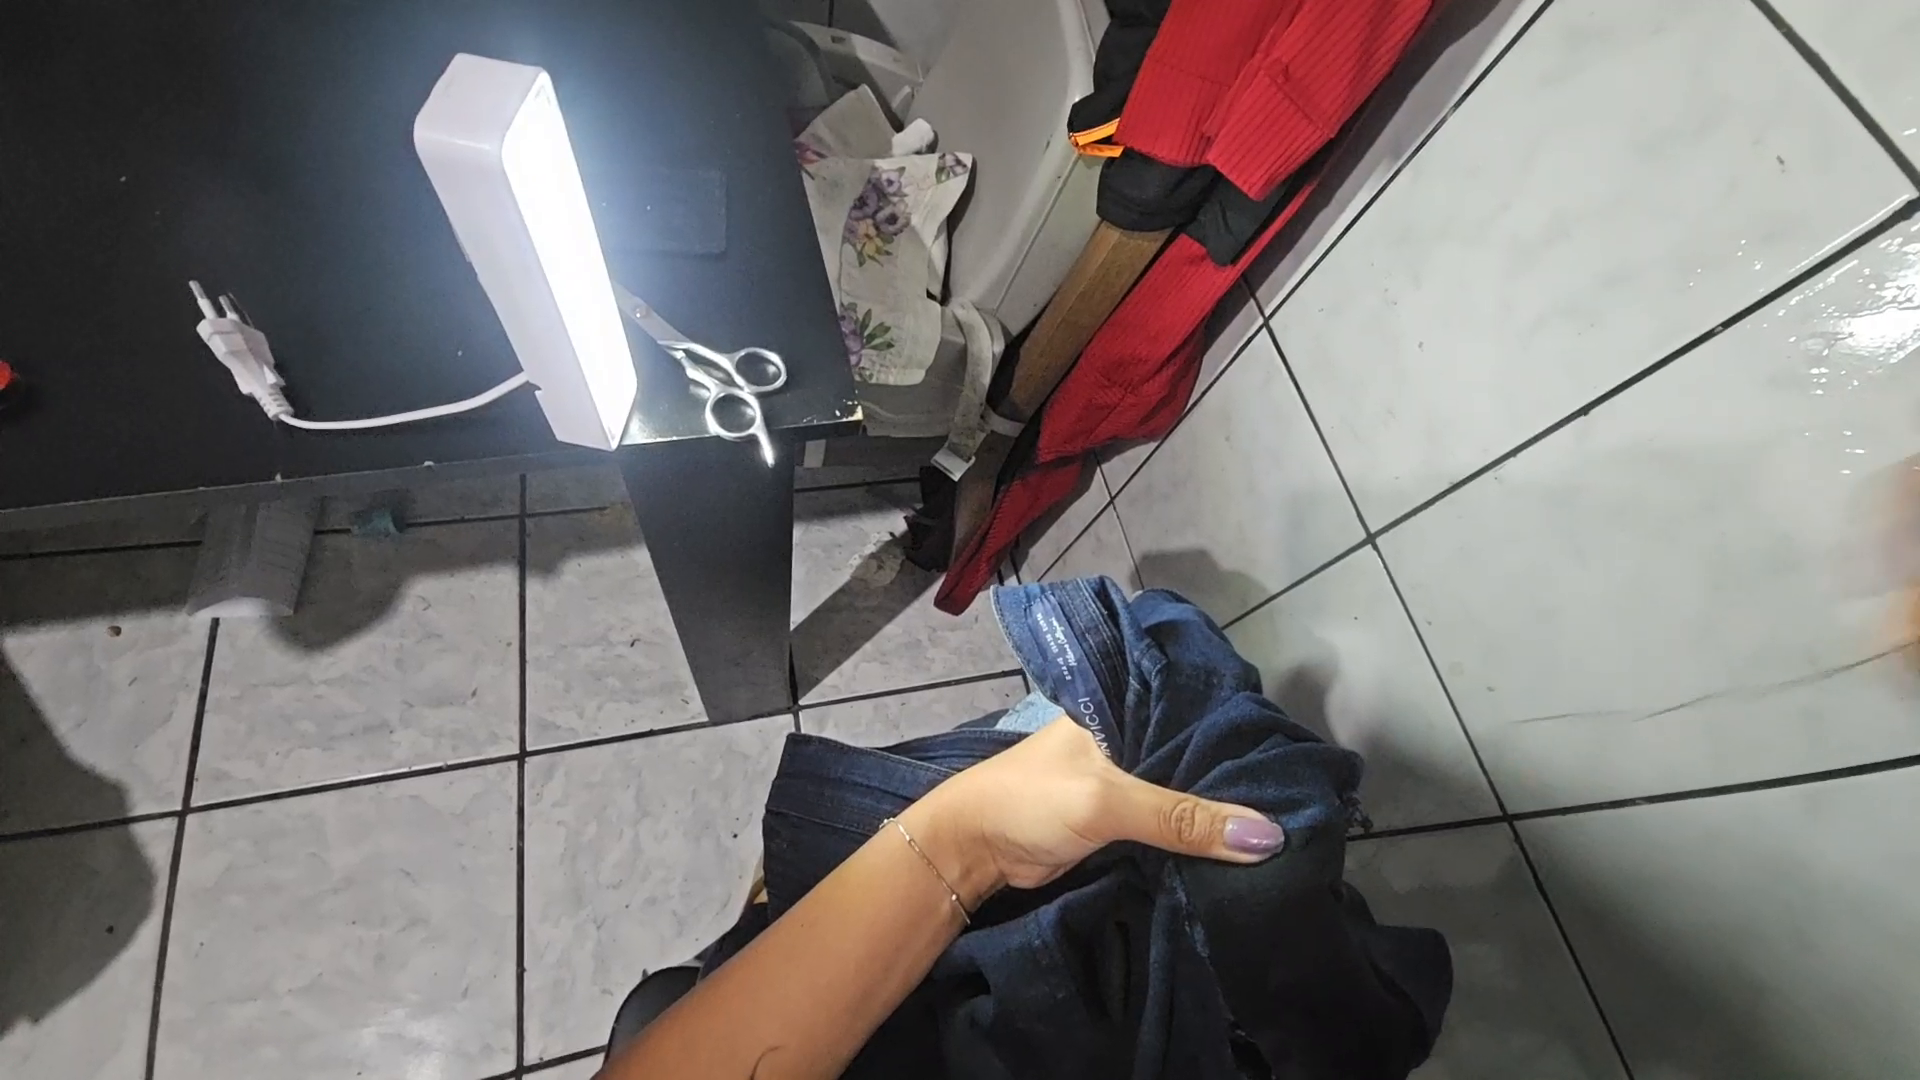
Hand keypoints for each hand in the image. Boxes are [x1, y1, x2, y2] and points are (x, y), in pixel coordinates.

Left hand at [898, 716, 1286, 906]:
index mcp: (1118, 708)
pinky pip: (1169, 820)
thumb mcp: (1106, 801)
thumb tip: (1269, 836)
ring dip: (1217, 808)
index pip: (1188, 708)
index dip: (1234, 726)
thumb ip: (1180, 815)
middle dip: (1232, 772)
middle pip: (1190, 751)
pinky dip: (1196, 833)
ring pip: (1182, 788)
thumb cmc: (1033, 799)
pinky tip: (1238, 846)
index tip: (1291, 749)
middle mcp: (1124, 735)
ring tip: (1285, 820)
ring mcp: (1121, 778)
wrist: (976, 848)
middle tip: (1298, 792)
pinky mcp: (1118, 816)